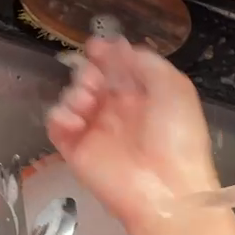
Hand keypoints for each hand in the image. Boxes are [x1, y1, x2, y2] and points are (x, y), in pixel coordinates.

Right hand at [46, 35, 219, 234]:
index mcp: (144, 95)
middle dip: (89, 71)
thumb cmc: (177, 136)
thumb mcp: (174, 87)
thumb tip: (120, 48)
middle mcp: (118, 111)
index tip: (96, 46)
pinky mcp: (76, 151)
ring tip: (87, 101)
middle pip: (92, 78)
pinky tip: (75, 120)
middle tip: (94, 80)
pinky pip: (57, 125)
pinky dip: (60, 115)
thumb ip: (147, 62)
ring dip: (76, 91)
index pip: (117, 68)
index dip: (105, 54)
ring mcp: (96, 131)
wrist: (167, 189)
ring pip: (73, 97)